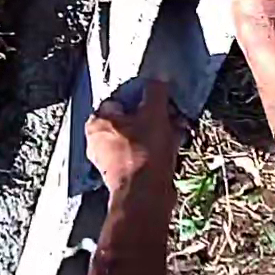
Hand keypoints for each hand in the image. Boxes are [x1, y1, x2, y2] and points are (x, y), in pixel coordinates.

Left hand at [85, 79, 180, 198]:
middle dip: (154, 117)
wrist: (146, 196)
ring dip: (159, 133)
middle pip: (131, 120)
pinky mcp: (126, 175)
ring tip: (177, 131)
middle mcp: (98, 142)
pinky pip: (143, 155)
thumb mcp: (154, 114)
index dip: (142, 98)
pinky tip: (175, 147)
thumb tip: (159, 78)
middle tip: (172, 116)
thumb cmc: (144, 152)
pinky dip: (157, 150)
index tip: (159, 100)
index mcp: (97, 123)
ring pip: (139, 138)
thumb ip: (156, 92)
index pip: (119, 100)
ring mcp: (111, 161)